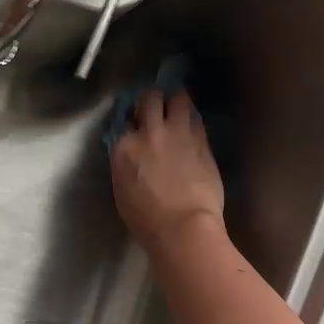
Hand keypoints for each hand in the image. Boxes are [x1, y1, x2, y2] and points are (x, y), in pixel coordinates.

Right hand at [111, 89, 224, 252]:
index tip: (131, 127)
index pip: (121, 121)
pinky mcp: (202, 138)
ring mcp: (178, 132)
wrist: (183, 227)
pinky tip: (190, 127)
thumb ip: (126, 167)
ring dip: (176, 100)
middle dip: (150, 99)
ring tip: (176, 109)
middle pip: (149, 97)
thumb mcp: (123, 194)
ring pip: (178, 96)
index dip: (127, 122)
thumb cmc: (147, 222)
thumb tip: (133, 156)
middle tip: (153, 108)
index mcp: (124, 149)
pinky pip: (195, 116)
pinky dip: (191, 118)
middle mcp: (149, 132)